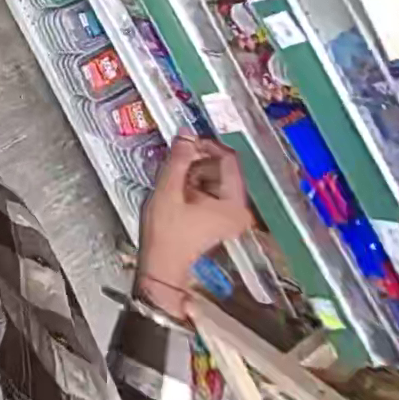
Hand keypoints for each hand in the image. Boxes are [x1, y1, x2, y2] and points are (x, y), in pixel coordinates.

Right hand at [135, 135, 253, 318]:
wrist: (159, 267)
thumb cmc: (166, 234)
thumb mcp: (169, 190)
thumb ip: (178, 159)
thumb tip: (186, 133)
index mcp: (234, 205)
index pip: (229, 160)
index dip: (206, 146)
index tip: (186, 143)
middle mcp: (239, 210)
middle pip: (222, 169)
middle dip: (197, 163)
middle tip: (175, 169)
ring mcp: (230, 216)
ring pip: (214, 178)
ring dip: (193, 174)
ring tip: (173, 185)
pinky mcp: (220, 219)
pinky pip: (210, 191)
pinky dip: (194, 186)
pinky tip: (178, 193)